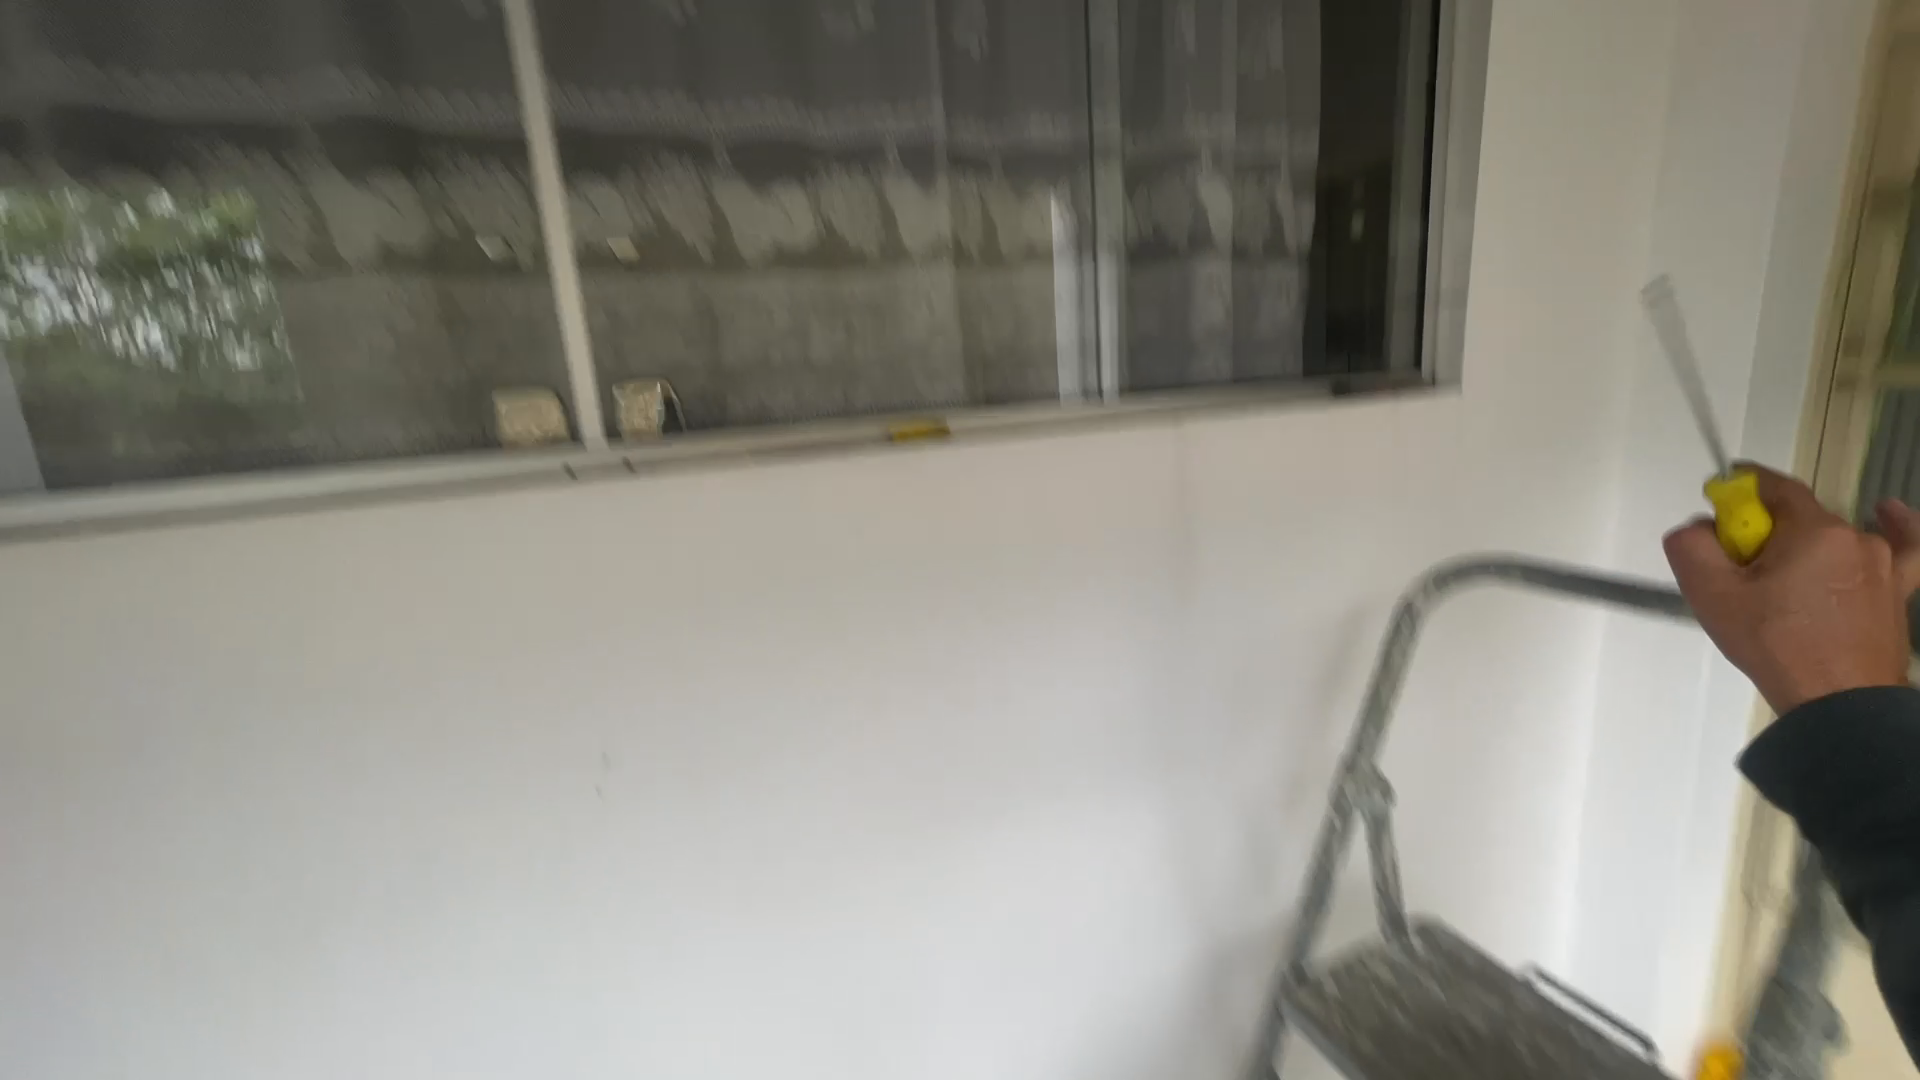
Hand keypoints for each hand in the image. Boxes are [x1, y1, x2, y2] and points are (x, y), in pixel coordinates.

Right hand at [1663, 466, 1919, 713]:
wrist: (1837, 695)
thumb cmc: (1770, 639)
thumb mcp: (1707, 590)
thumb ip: (1690, 544)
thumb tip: (1700, 526)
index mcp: (1813, 531)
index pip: (1772, 488)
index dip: (1738, 487)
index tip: (1712, 496)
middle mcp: (1857, 537)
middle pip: (1794, 517)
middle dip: (1758, 530)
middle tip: (1730, 567)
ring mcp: (1887, 563)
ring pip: (1829, 536)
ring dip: (1798, 542)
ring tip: (1772, 574)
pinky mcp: (1898, 589)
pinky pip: (1908, 545)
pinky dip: (1898, 525)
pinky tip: (1889, 513)